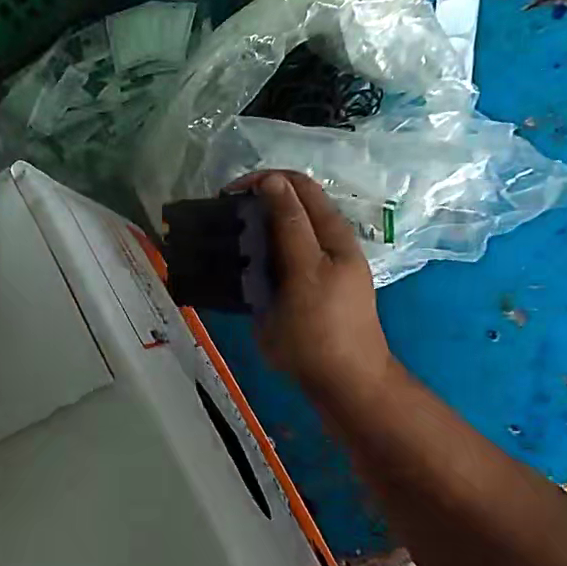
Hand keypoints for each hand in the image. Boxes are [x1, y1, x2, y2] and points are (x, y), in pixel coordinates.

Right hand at [247, 171, 395, 396]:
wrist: (344, 384)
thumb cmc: (322, 329)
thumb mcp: (304, 271)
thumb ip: (289, 224)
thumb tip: (271, 181)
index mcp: (330, 233)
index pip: (296, 185)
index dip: (262, 181)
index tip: (227, 196)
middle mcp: (324, 243)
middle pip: (288, 206)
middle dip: (253, 203)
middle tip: (222, 219)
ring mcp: (315, 266)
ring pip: (280, 232)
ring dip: (252, 229)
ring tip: (225, 242)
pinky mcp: (303, 287)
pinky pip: (276, 257)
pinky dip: (256, 253)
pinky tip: (240, 267)